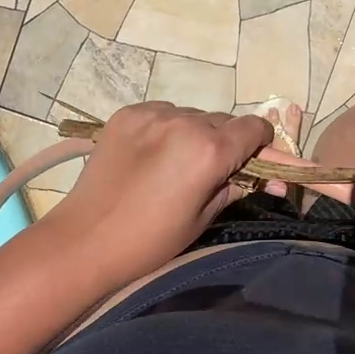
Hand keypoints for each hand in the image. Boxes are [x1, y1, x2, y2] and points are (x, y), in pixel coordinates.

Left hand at [50, 102, 272, 282]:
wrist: (84, 241)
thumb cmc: (150, 240)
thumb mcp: (203, 218)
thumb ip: (236, 187)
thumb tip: (270, 179)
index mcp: (210, 150)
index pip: (254, 128)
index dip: (260, 145)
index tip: (251, 163)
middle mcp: (185, 123)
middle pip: (224, 121)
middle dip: (227, 141)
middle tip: (211, 171)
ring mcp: (153, 115)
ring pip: (193, 115)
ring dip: (196, 133)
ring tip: (176, 163)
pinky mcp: (127, 114)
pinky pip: (163, 112)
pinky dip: (167, 128)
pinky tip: (153, 154)